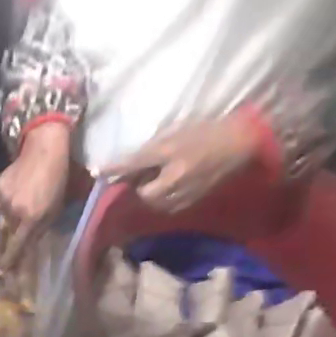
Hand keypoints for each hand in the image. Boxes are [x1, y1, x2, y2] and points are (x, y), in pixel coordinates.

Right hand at [0, 121, 72, 270]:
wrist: (44, 151)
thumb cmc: (57, 182)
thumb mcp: (54, 211)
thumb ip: (40, 229)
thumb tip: (28, 246)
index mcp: (31, 218)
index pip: (18, 246)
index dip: (11, 260)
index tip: (3, 272)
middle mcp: (14, 211)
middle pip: (10, 232)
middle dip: (15, 233)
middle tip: (25, 223)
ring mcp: (3, 198)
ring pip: (4, 218)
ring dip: (11, 217)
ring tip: (24, 203)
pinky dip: (5, 204)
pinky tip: (16, 193)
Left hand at [102, 116, 255, 213]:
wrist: (238, 144)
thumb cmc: (204, 132)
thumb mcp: (172, 134)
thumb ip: (147, 151)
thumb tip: (123, 166)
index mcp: (167, 159)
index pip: (133, 167)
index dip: (115, 170)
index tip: (97, 172)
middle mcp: (174, 181)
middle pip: (143, 193)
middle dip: (140, 184)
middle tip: (144, 171)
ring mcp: (184, 194)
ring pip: (155, 201)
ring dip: (152, 192)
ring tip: (161, 176)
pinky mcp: (192, 202)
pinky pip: (169, 205)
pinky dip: (164, 197)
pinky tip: (172, 184)